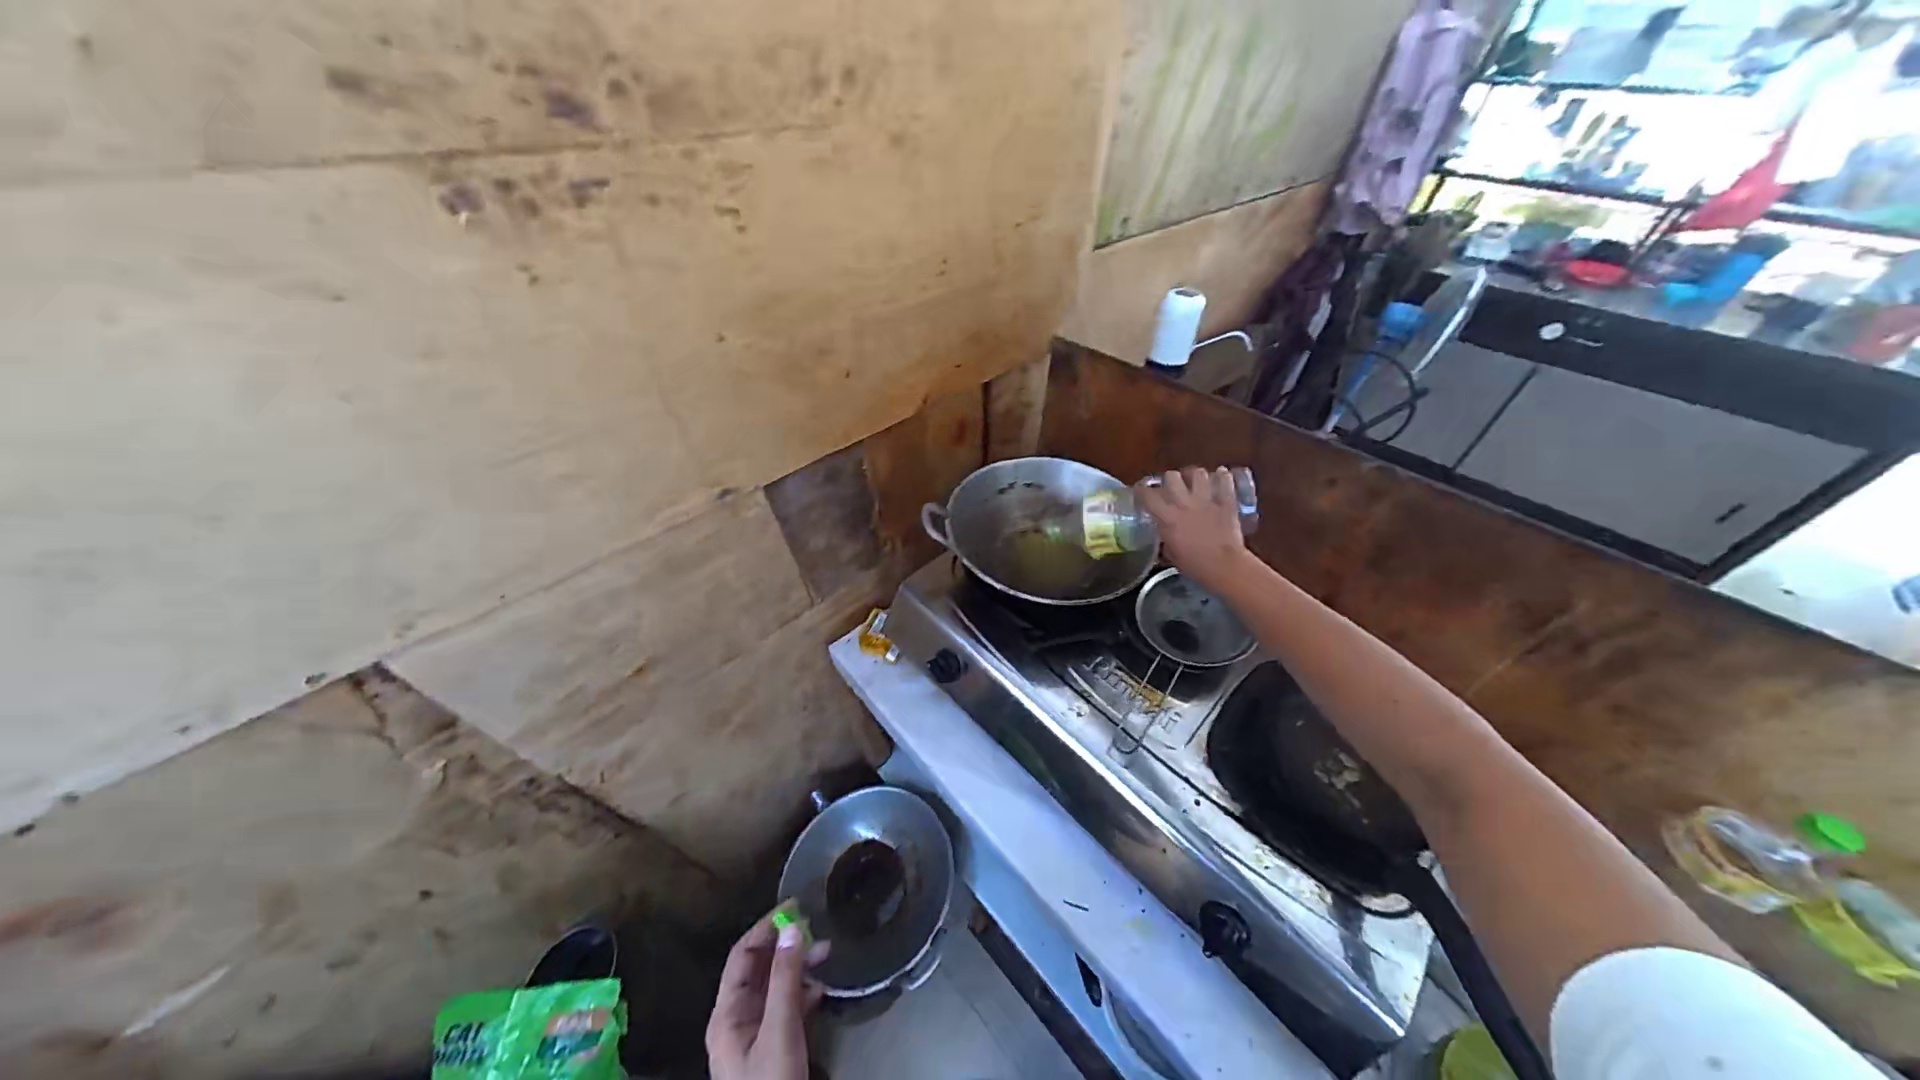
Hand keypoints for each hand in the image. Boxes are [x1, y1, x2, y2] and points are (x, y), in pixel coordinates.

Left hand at [705, 912, 831, 1079]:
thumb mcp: (780, 1032)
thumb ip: (785, 980)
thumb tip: (792, 929)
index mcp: (726, 1014)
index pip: (741, 956)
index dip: (765, 928)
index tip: (795, 907)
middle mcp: (736, 1020)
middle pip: (758, 969)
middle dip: (786, 946)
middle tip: (816, 929)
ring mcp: (754, 1035)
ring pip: (775, 987)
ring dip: (798, 968)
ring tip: (827, 954)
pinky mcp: (772, 1049)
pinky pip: (786, 1008)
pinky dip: (803, 993)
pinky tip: (822, 990)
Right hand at [1137, 467, 1247, 589]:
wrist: (1224, 567)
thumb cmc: (1195, 566)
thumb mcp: (1172, 554)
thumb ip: (1166, 538)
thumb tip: (1166, 534)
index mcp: (1167, 517)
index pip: (1148, 495)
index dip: (1142, 491)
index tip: (1141, 492)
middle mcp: (1184, 503)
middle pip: (1171, 476)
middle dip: (1169, 480)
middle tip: (1172, 488)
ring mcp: (1207, 500)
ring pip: (1197, 473)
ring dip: (1195, 476)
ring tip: (1196, 482)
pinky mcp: (1226, 502)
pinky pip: (1224, 481)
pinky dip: (1222, 477)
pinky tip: (1221, 476)